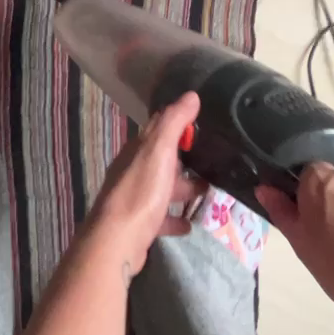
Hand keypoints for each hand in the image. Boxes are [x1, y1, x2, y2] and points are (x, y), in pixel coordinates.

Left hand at [84, 93, 207, 275]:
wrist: (118, 239)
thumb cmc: (141, 191)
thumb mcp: (158, 151)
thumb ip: (173, 123)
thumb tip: (190, 95)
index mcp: (137, 150)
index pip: (158, 130)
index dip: (179, 126)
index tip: (205, 128)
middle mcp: (133, 170)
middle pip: (162, 160)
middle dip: (185, 161)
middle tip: (215, 165)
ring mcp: (134, 198)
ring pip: (162, 188)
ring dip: (183, 189)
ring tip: (209, 193)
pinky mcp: (139, 224)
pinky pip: (161, 217)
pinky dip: (175, 218)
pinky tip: (190, 224)